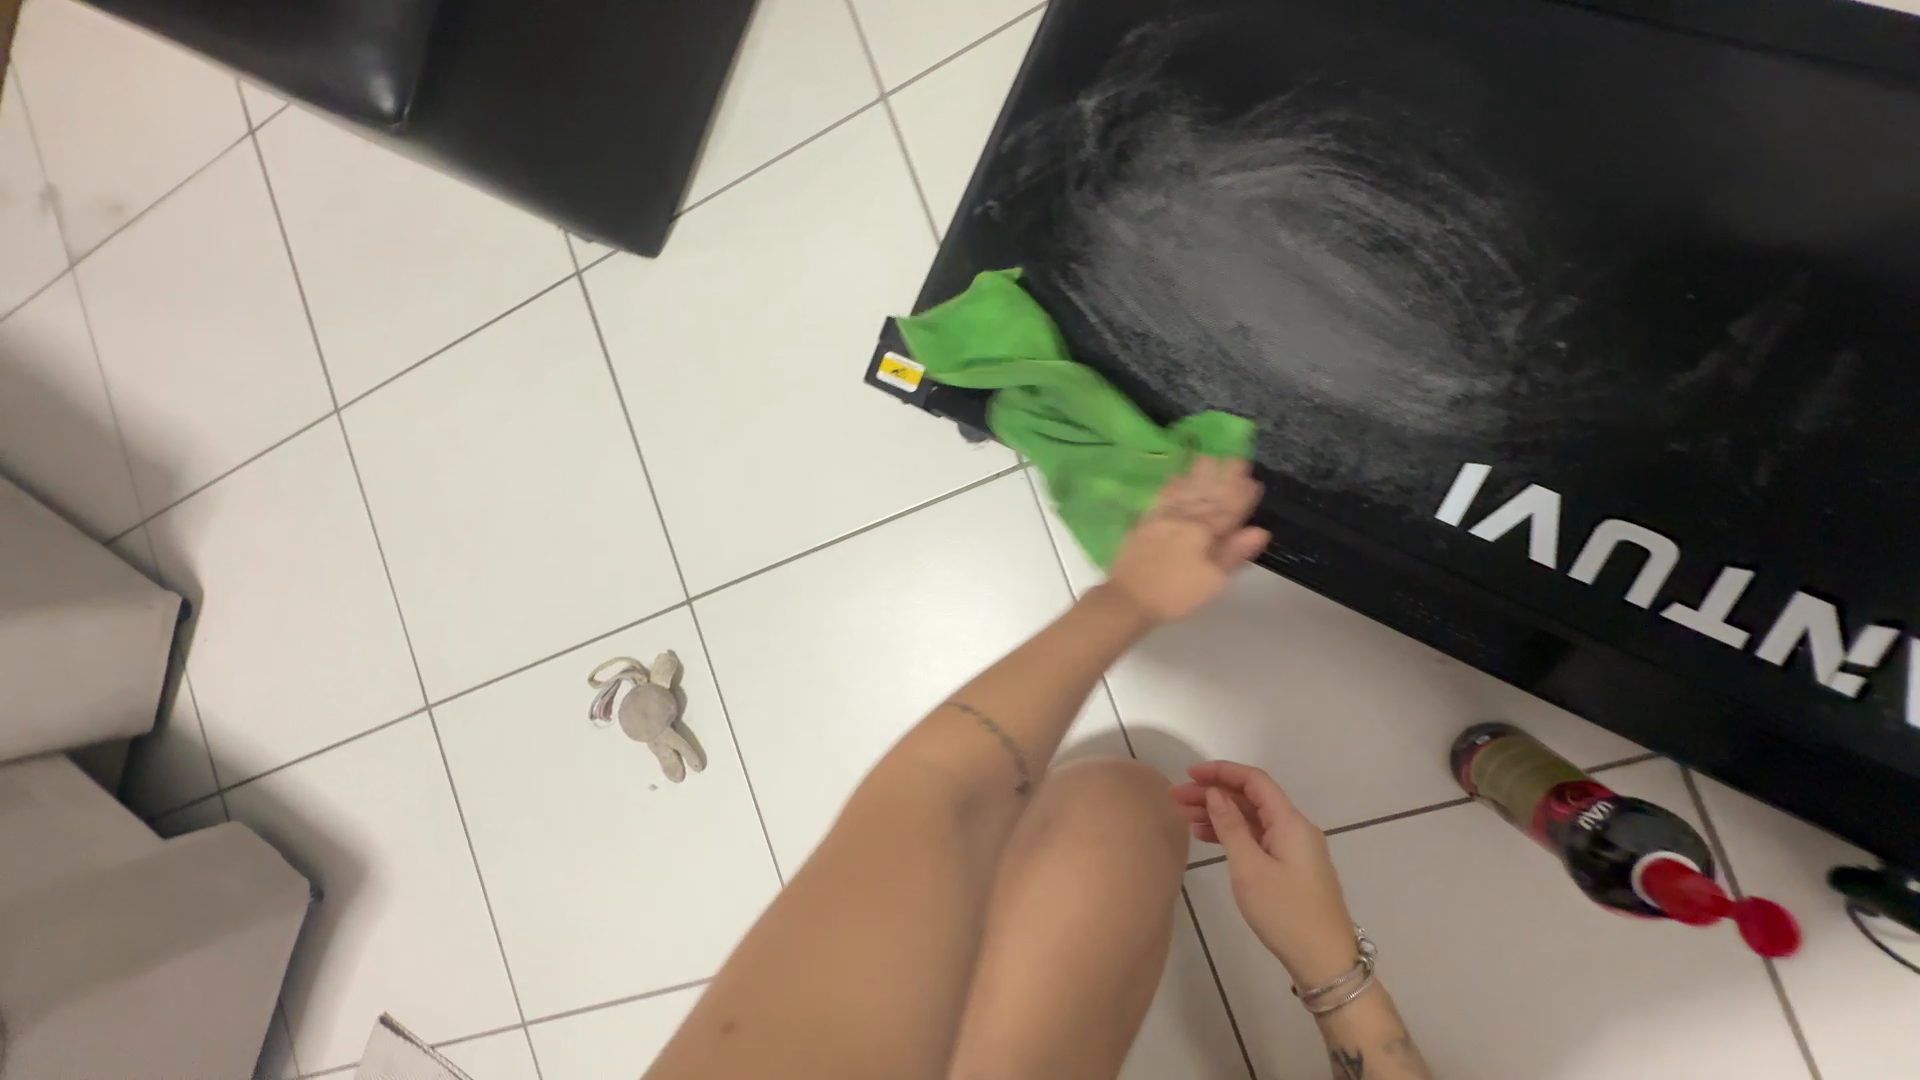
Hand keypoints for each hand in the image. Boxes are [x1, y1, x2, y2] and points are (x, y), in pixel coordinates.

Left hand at [1105, 457, 1269, 625]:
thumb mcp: (1212, 581)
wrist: (1128, 599)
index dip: (1242, 496)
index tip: (1254, 479)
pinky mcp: (1144, 524)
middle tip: (1236, 457)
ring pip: (1185, 492)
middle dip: (1224, 477)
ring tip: (1208, 457)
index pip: (1228, 510)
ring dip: (1198, 474)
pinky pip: (1161, 498)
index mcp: (1203, 533)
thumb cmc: (1175, 595)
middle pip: (1207, 495)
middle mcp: (1183, 519)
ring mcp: (1161, 519)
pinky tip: (1176, 478)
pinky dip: (1172, 487)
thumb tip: (1260, 531)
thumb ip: (1234, 554)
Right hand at [1172, 761, 1358, 984]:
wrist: (1326, 964)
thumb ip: (1231, 826)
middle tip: (1177, 798)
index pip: (1254, 781)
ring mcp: (1295, 849)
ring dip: (1220, 813)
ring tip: (1185, 817)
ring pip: (1252, 818)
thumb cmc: (1285, 912)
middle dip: (1214, 793)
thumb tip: (1216, 793)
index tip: (1189, 774)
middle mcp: (1295, 829)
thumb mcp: (1249, 868)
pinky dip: (1232, 833)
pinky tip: (1207, 837)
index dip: (1221, 772)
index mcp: (1290, 822)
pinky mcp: (1291, 868)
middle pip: (1251, 798)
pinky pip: (1258, 837)